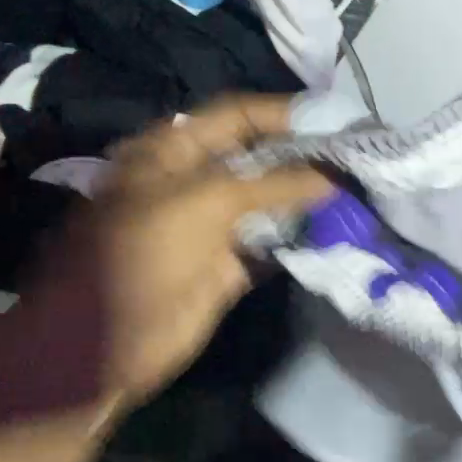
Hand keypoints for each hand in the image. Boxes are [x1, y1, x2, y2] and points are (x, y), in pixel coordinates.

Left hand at [0, 96, 333, 417]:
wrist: (99, 348)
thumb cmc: (142, 255)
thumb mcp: (207, 201)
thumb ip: (276, 182)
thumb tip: (335, 176)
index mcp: (174, 151)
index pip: (239, 115)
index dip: (287, 113)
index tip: (339, 119)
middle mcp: (196, 180)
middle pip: (262, 155)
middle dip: (309, 154)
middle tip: (361, 153)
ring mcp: (213, 223)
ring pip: (273, 199)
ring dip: (312, 195)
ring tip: (361, 187)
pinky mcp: (229, 263)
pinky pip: (275, 240)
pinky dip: (305, 235)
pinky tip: (341, 228)